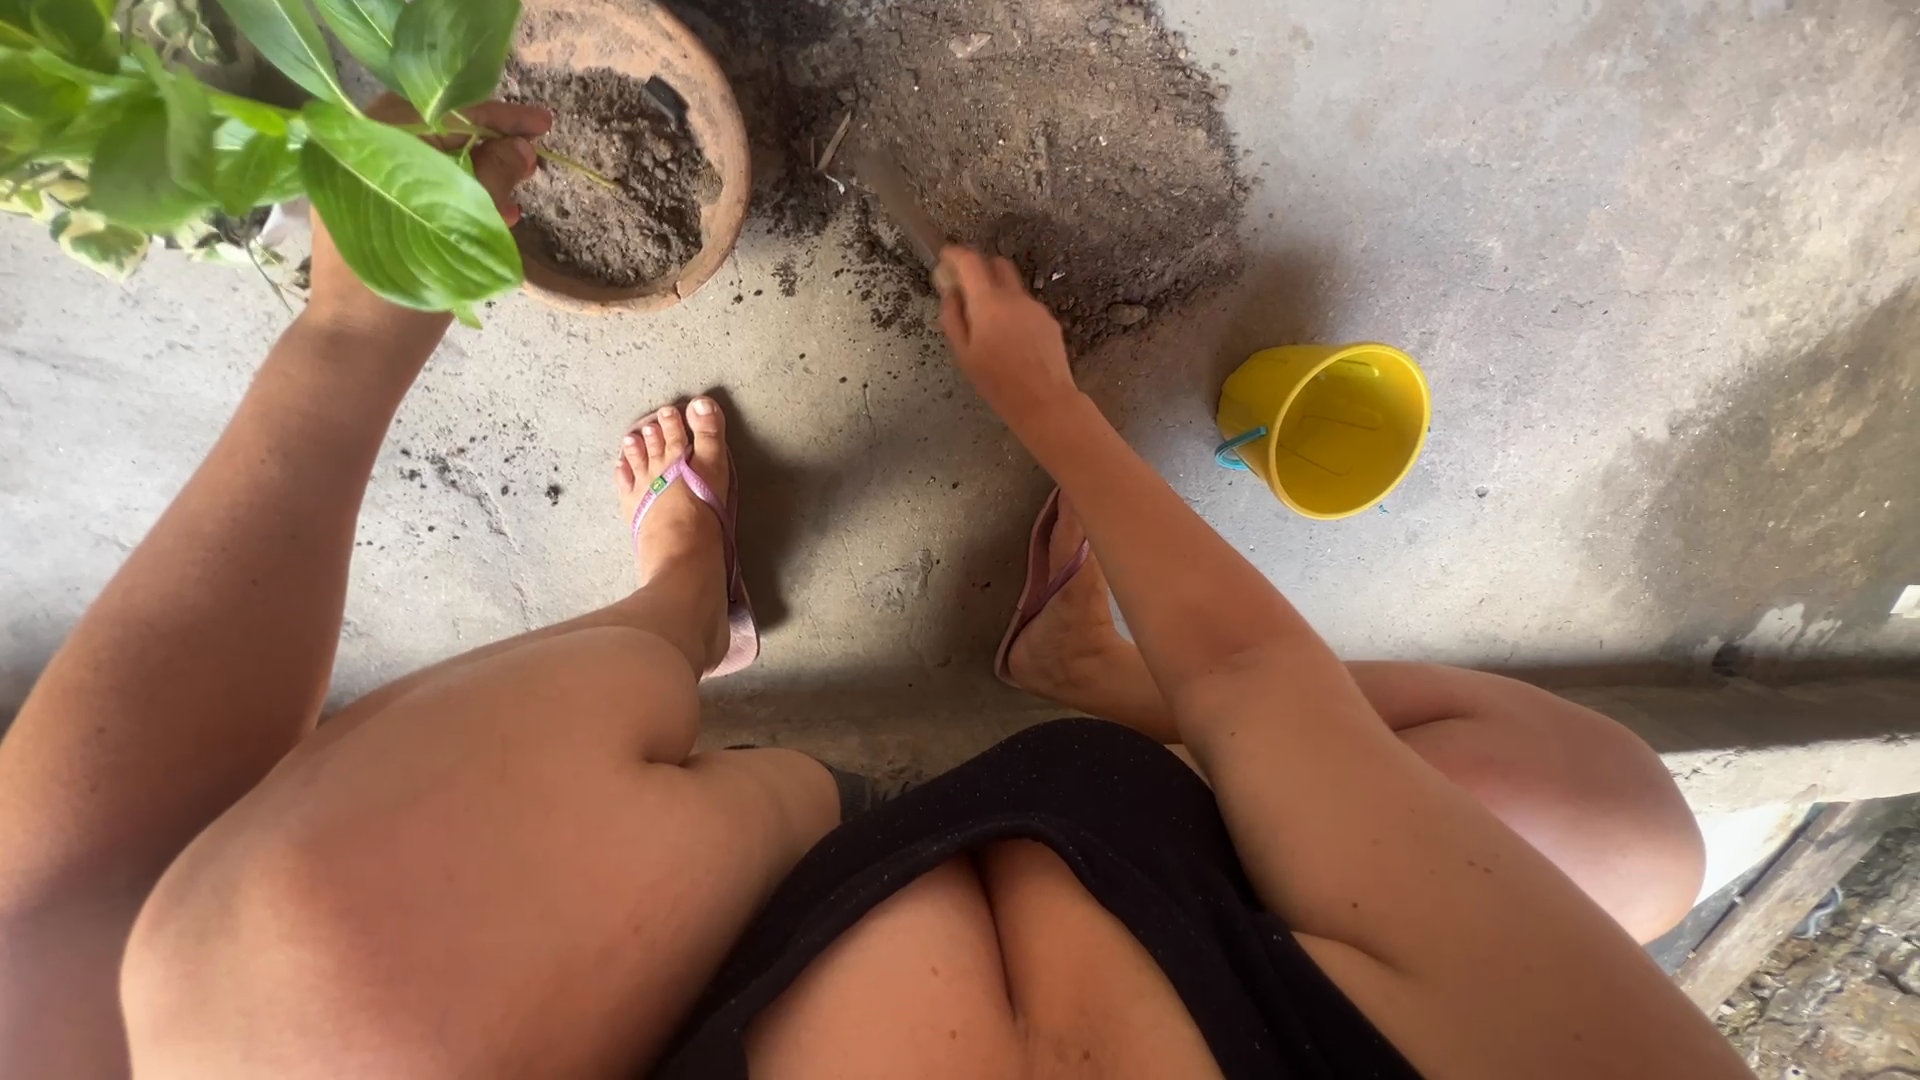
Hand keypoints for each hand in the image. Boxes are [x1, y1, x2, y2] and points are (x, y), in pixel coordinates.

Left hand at [307, 96, 552, 333]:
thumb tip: (522, 148)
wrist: (362, 344)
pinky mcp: (374, 215)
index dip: (498, 117)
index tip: (545, 125)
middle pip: (433, 133)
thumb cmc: (408, 288)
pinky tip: (500, 210)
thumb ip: (491, 180)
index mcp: (366, 146)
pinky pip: (423, 190)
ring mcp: (363, 187)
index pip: (441, 113)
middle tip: (536, 151)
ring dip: (481, 167)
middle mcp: (357, 156)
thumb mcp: (461, 227)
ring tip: (525, 179)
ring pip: (431, 162)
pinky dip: (462, 194)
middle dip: (489, 140)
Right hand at [937, 246, 1079, 426]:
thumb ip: (953, 318)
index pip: (970, 262)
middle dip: (980, 268)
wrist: (1044, 401)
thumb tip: (950, 295)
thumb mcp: (964, 355)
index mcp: (989, 304)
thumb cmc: (998, 383)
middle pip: (997, 264)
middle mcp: (1015, 298)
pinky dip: (1014, 313)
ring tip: (990, 326)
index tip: (946, 256)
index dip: (955, 254)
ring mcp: (1035, 308)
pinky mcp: (1049, 321)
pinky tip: (1012, 340)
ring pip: (1013, 288)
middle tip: (967, 287)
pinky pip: (1026, 307)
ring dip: (998, 295)